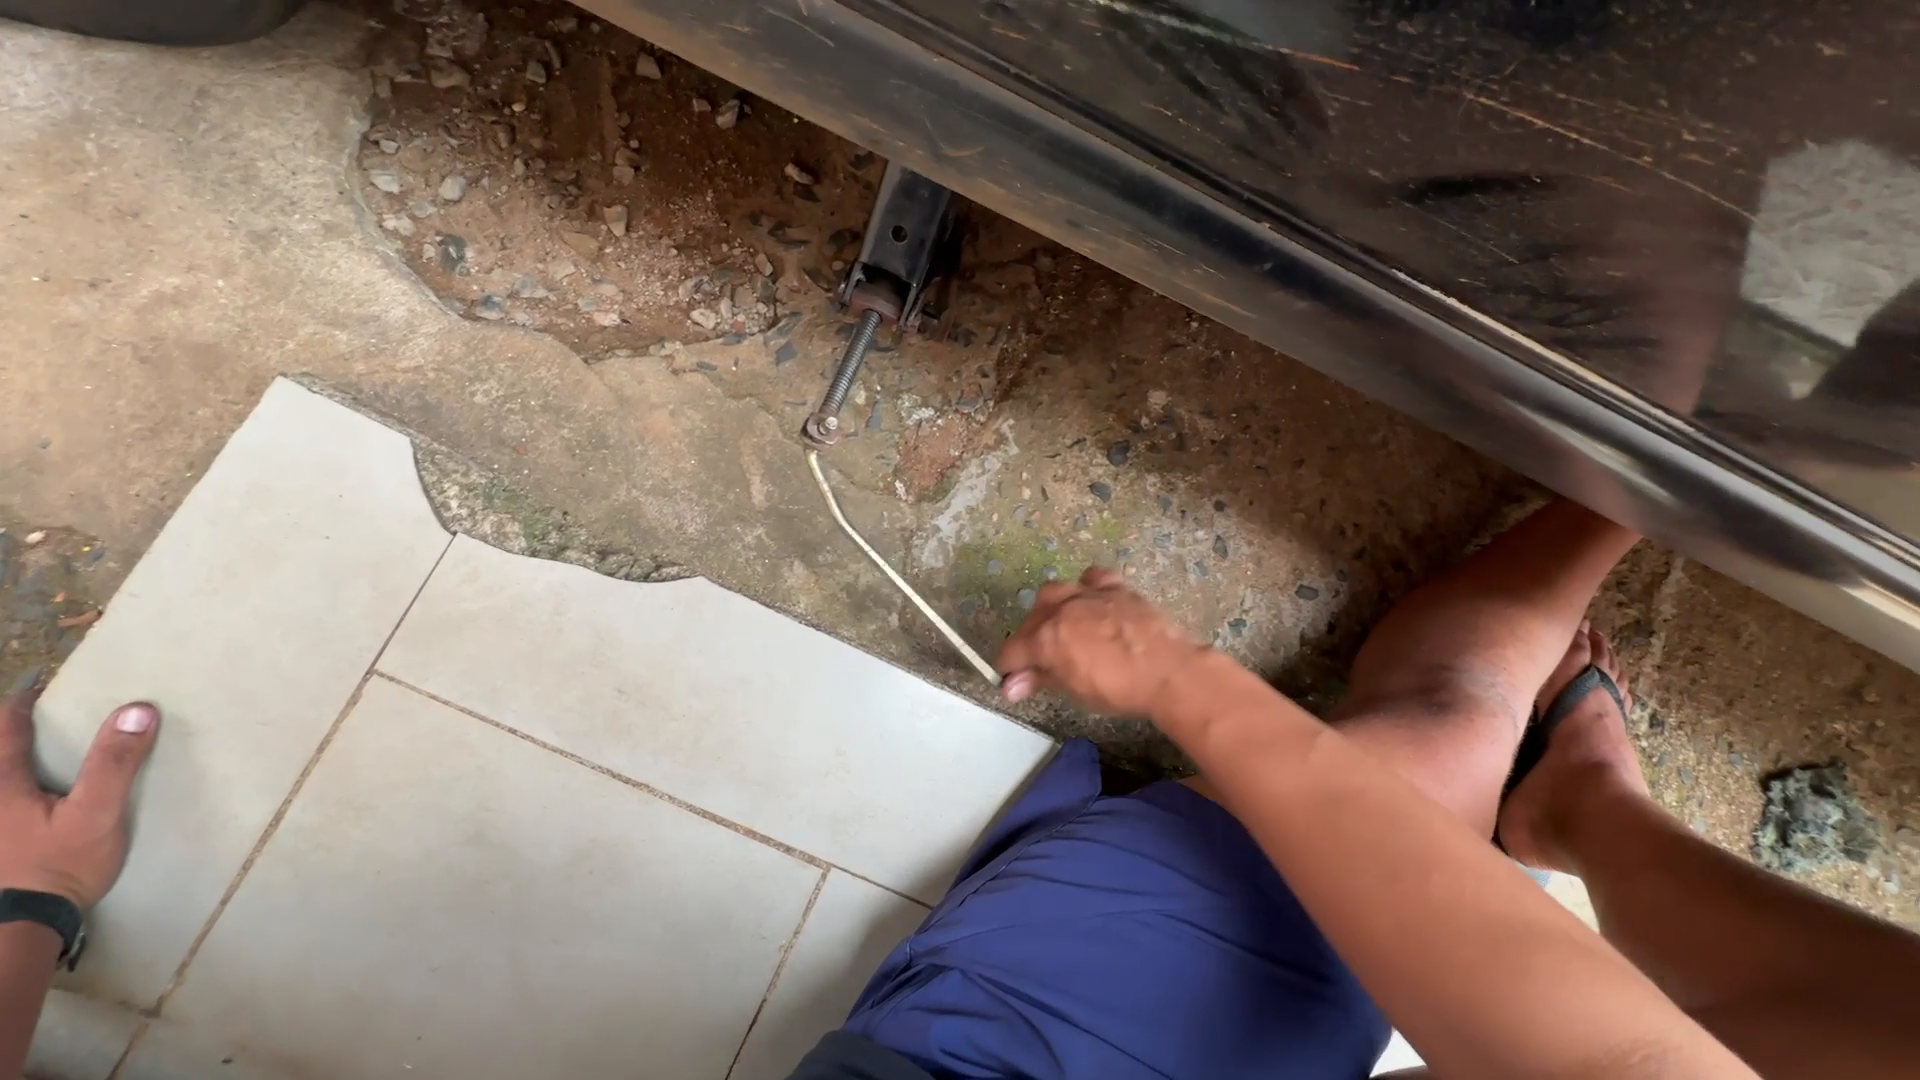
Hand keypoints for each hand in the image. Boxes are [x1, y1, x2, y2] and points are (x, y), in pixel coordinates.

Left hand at [0, 692, 159, 909]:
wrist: (16, 929)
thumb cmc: (55, 865)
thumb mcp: (95, 813)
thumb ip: (113, 762)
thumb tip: (136, 708)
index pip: (4, 731)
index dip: (20, 704)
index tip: (38, 682)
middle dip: (6, 733)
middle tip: (31, 715)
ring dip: (8, 761)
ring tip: (29, 753)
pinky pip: (5, 805)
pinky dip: (15, 789)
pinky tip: (30, 801)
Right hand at [997, 567, 1208, 715]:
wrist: (1168, 671)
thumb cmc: (1119, 689)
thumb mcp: (1074, 690)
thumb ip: (1040, 680)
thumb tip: (1011, 685)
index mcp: (1045, 638)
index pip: (1012, 651)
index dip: (1008, 667)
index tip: (1012, 679)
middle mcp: (1061, 610)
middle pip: (1031, 619)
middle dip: (1027, 638)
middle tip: (1037, 660)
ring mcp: (1089, 595)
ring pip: (1055, 592)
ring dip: (1050, 609)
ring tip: (1059, 626)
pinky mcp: (1116, 588)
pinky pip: (1092, 579)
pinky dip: (1086, 588)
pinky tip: (1091, 602)